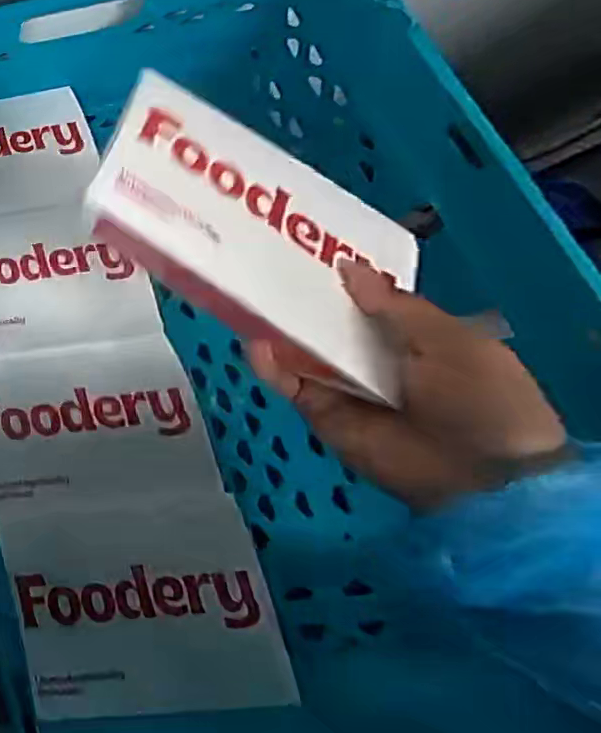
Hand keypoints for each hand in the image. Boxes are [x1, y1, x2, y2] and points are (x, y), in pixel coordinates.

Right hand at [250, 260, 565, 511]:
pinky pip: (287, 382)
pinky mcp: (316, 408)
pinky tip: (256, 347)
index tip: (306, 259)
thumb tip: (348, 269)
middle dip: (299, 305)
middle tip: (262, 276)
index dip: (341, 285)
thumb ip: (398, 309)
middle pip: (327, 326)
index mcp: (414, 340)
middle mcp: (374, 359)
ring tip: (248, 306)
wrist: (477, 474)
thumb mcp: (454, 345)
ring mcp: (342, 384)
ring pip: (299, 351)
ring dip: (276, 331)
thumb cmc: (483, 401)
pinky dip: (268, 366)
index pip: (368, 306)